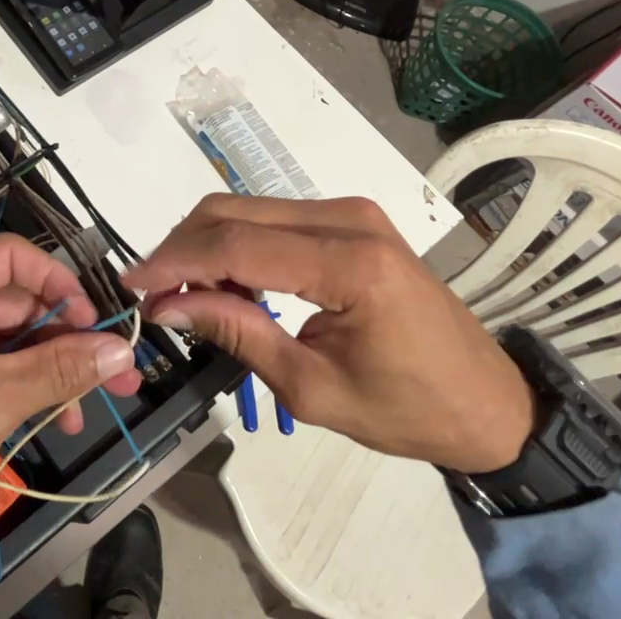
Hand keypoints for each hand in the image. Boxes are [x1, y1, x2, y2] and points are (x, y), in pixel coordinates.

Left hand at [0, 236, 143, 528]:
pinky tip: (60, 417)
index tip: (94, 321)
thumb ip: (60, 368)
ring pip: (12, 337)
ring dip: (54, 369)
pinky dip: (28, 385)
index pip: (9, 257)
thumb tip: (120, 350)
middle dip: (68, 339)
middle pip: (17, 302)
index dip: (58, 283)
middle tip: (118, 371)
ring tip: (95, 403)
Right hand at [122, 194, 533, 473]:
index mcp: (349, 264)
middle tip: (153, 294)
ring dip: (204, 244)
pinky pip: (270, 217)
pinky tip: (227, 282)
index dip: (174, 262)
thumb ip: (237, 333)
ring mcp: (350, 212)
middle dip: (180, 248)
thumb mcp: (312, 388)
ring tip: (188, 295)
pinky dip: (235, 243)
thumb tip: (166, 305)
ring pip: (245, 209)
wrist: (489, 402)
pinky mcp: (349, 218)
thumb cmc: (408, 410)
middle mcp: (348, 219)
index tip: (131, 286)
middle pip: (232, 213)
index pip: (235, 246)